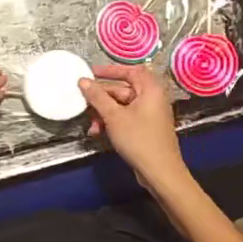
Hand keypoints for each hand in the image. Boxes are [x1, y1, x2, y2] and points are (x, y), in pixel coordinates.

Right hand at [79, 63, 186, 189]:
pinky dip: (112, 122)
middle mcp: (152, 99)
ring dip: (104, 113)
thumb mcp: (114, 116)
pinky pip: (126, 118)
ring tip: (91, 124)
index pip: (132, 70)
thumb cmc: (138, 139)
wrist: (159, 171)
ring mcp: (150, 115)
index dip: (112, 70)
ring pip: (122, 106)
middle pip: (124, 90)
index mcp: (150, 90)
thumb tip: (83, 81)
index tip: (92, 72)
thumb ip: (97, 97)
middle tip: (84, 102)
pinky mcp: (146, 129)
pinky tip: (97, 132)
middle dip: (102, 97)